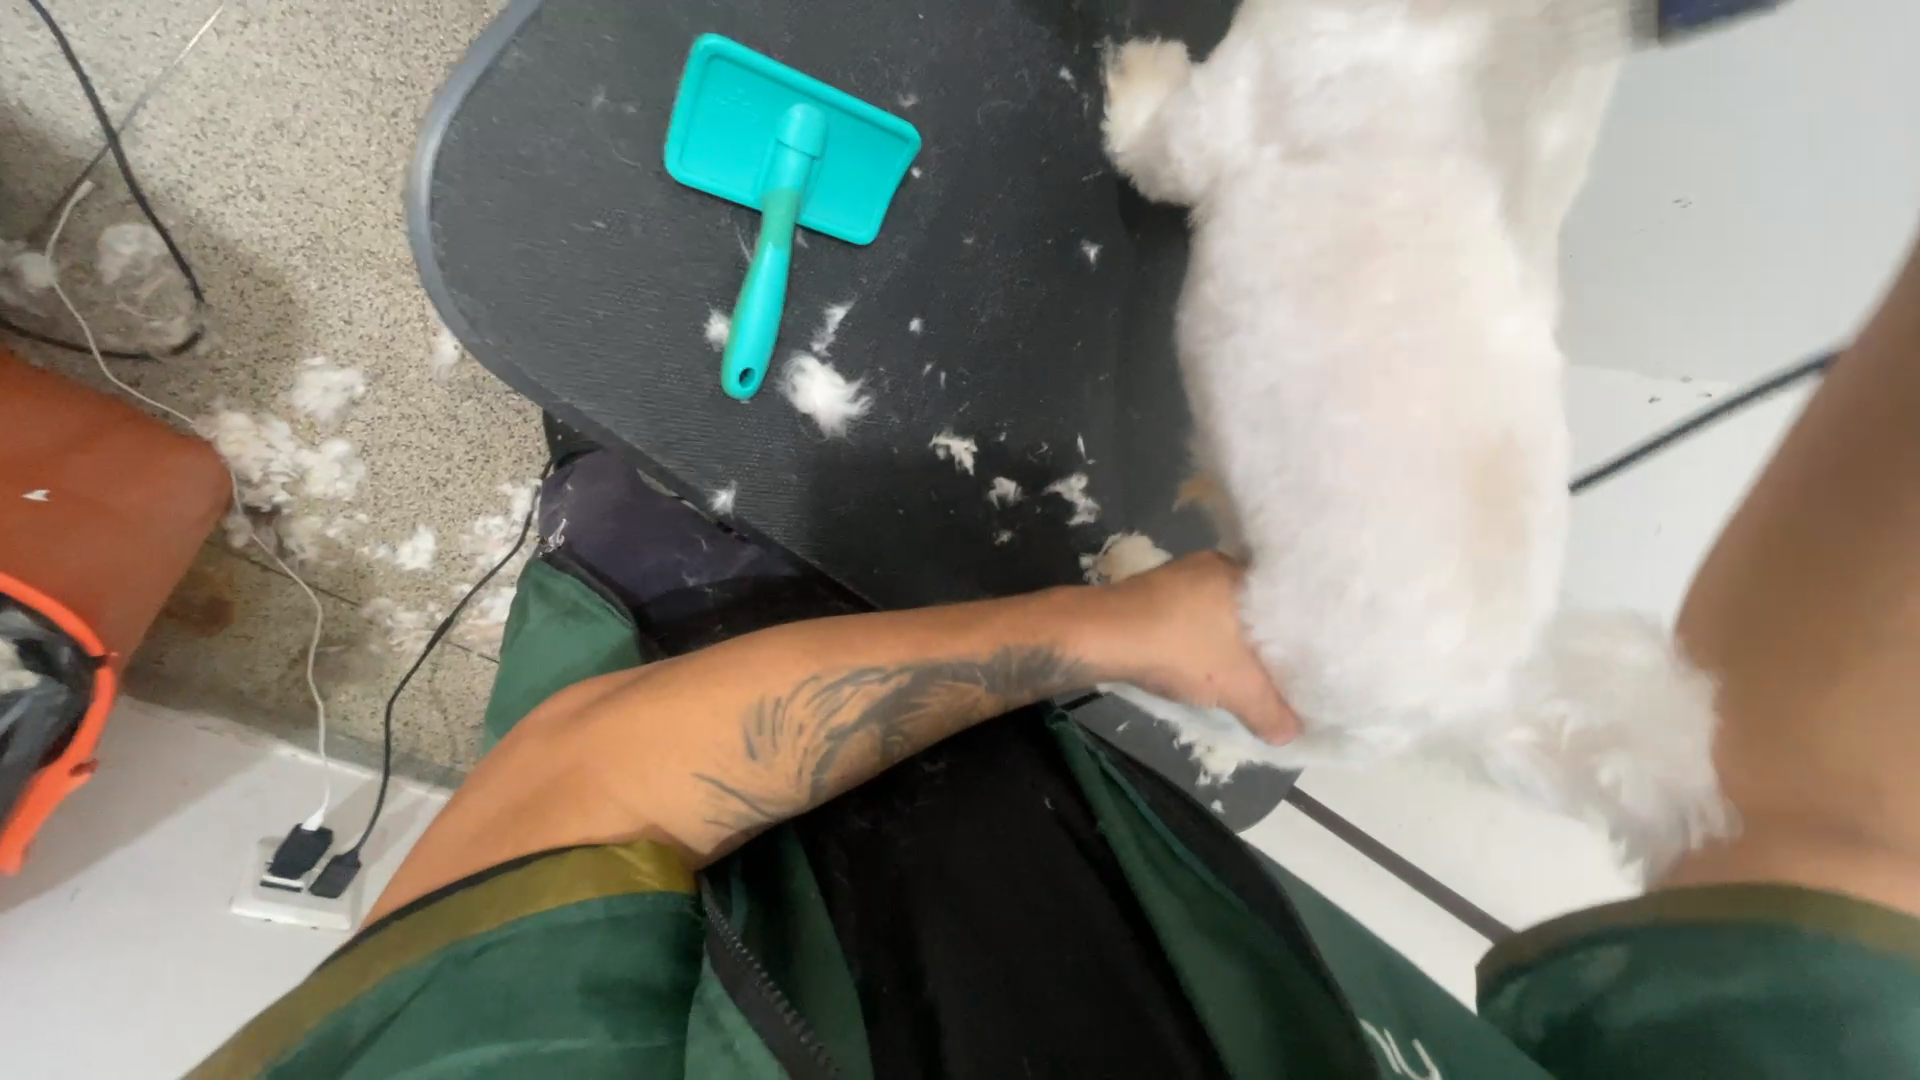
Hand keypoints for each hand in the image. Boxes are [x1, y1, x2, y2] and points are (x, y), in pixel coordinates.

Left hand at [1077, 552, 1299, 743]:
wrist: (1099, 635)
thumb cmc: (1178, 648)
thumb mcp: (1237, 688)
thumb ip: (1271, 711)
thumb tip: (1291, 733)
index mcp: (1239, 571)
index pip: (1285, 597)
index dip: (1300, 628)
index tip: (1309, 654)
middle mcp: (1210, 565)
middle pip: (1251, 605)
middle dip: (1263, 638)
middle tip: (1280, 668)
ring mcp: (1176, 577)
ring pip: (1218, 612)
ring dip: (1227, 640)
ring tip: (1245, 669)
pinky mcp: (1149, 595)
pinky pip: (1189, 618)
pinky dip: (1200, 640)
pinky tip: (1202, 662)